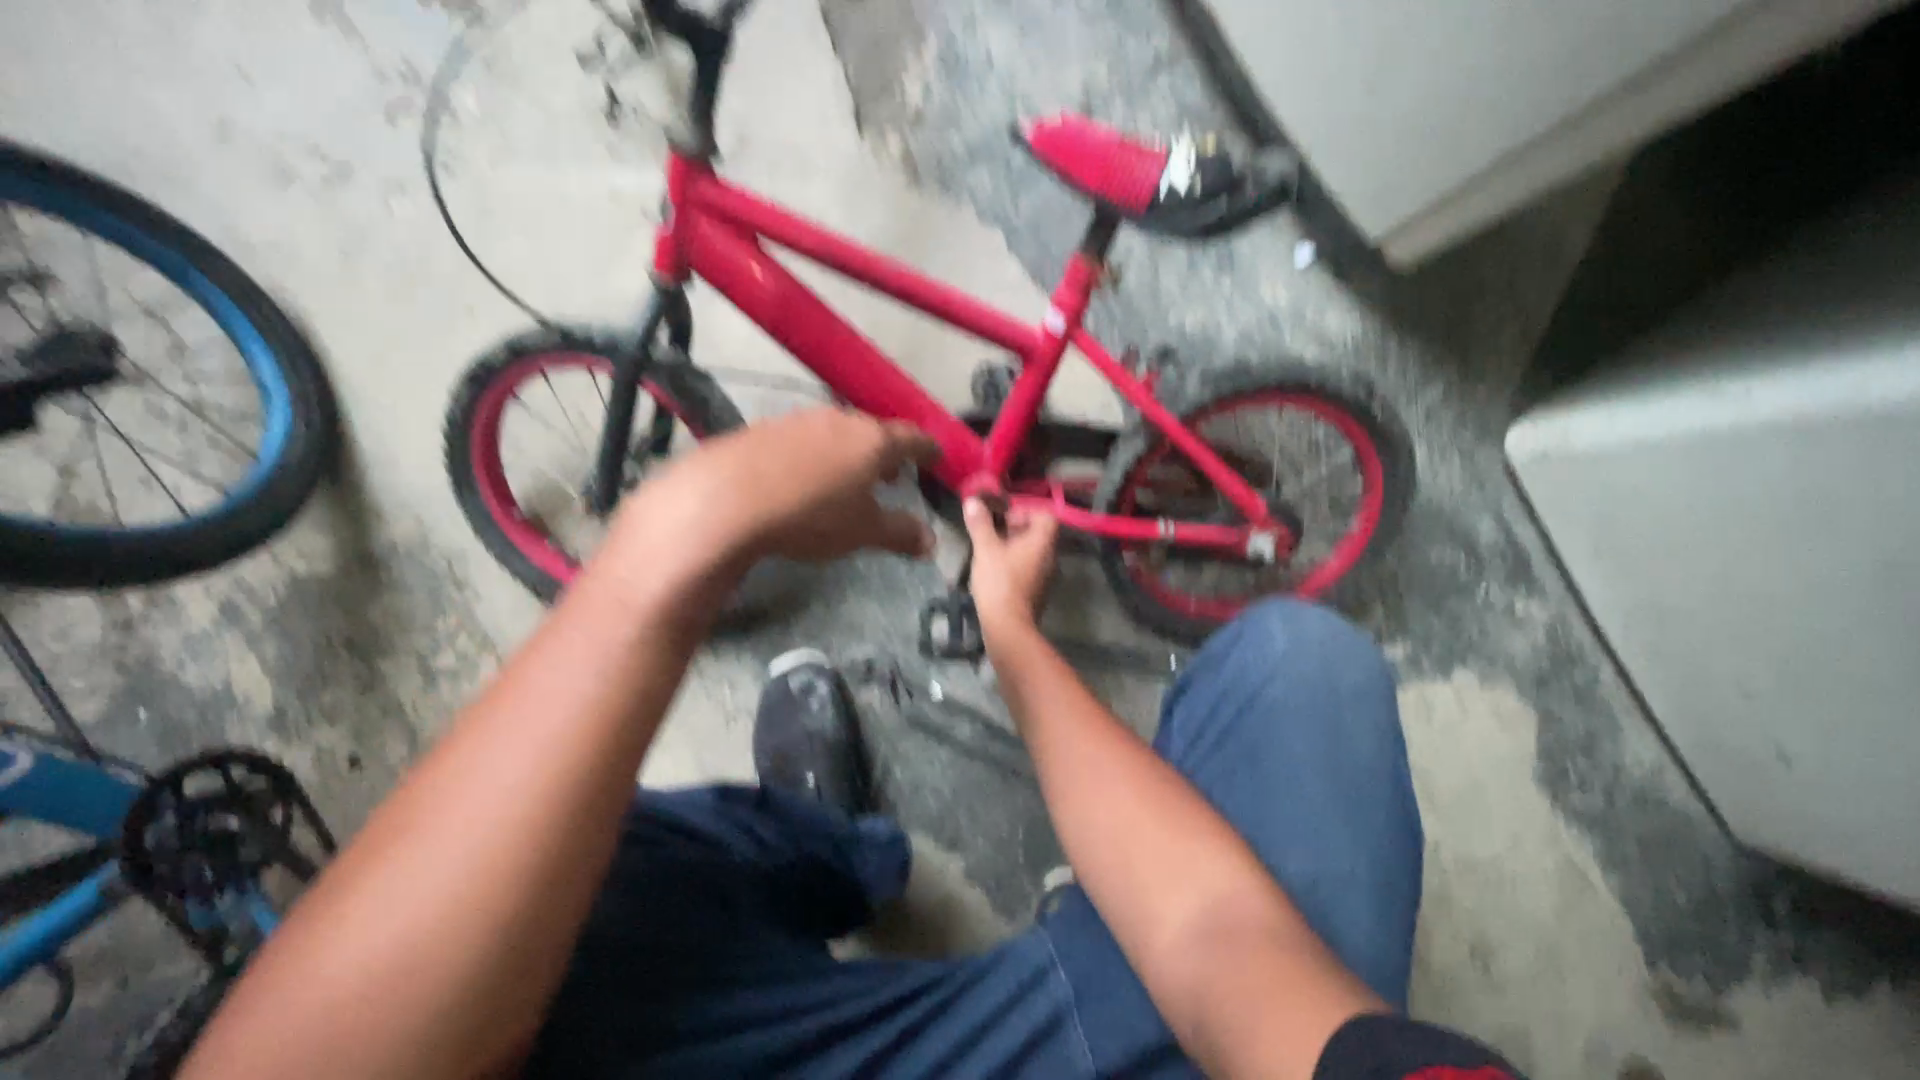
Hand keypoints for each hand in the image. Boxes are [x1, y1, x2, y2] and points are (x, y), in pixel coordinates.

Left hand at [606, 408, 937, 586]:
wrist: (726, 499)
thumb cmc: (810, 515)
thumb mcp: (862, 532)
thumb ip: (900, 533)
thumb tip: (931, 540)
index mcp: (873, 440)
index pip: (912, 438)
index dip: (928, 449)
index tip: (937, 457)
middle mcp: (839, 420)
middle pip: (873, 432)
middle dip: (886, 453)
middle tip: (892, 475)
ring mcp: (799, 420)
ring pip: (836, 433)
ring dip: (848, 454)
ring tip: (848, 479)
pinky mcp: (764, 429)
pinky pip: (803, 441)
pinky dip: (814, 457)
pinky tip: (803, 479)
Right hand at [962, 497, 1057, 640]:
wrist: (1008, 626)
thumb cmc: (999, 582)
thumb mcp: (986, 549)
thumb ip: (980, 524)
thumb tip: (973, 501)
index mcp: (1042, 542)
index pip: (1046, 516)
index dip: (1026, 511)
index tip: (1004, 518)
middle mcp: (1050, 557)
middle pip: (1039, 533)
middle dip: (1016, 529)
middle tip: (993, 533)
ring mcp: (1046, 576)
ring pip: (1033, 552)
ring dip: (1014, 547)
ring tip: (991, 551)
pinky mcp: (1037, 591)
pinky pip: (1029, 568)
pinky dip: (1015, 564)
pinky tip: (995, 571)